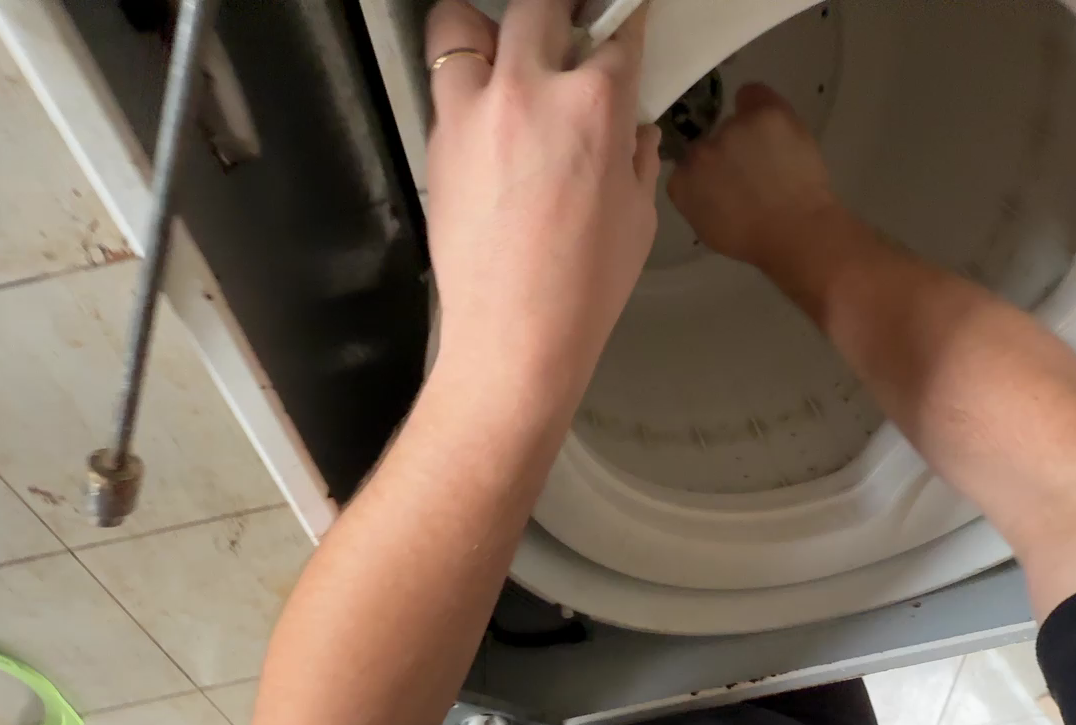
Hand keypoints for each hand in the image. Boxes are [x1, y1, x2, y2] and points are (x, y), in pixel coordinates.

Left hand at [423, 0, 661, 398]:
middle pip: (540, 2)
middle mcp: (528, 93)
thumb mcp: (637, 222)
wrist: (515, 340)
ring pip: (461, 24)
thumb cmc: (580, 293)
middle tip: (571, 29)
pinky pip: (443, 88)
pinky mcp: (438, 148)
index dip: (627, 28)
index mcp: (593, 107)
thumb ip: (637, 160)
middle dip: (562, 10)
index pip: (618, 35)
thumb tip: (633, 135)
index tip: (625, 27)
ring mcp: (473, 116)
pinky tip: (487, 125)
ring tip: (506, 62)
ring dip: (488, 32)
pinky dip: (464, 90)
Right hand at [668, 83, 843, 277]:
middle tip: (748, 173)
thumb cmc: (751, 239)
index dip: (705, 175)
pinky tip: (769, 123)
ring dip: (744, 134)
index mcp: (683, 183)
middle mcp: (700, 152)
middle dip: (724, 156)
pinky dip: (756, 103)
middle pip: (708, 143)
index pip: (686, 168)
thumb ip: (695, 199)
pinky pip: (752, 94)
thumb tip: (701, 181)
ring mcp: (731, 129)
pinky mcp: (763, 113)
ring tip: (769, 158)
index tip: (721, 185)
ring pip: (732, 122)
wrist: (794, 230)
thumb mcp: (707, 228)